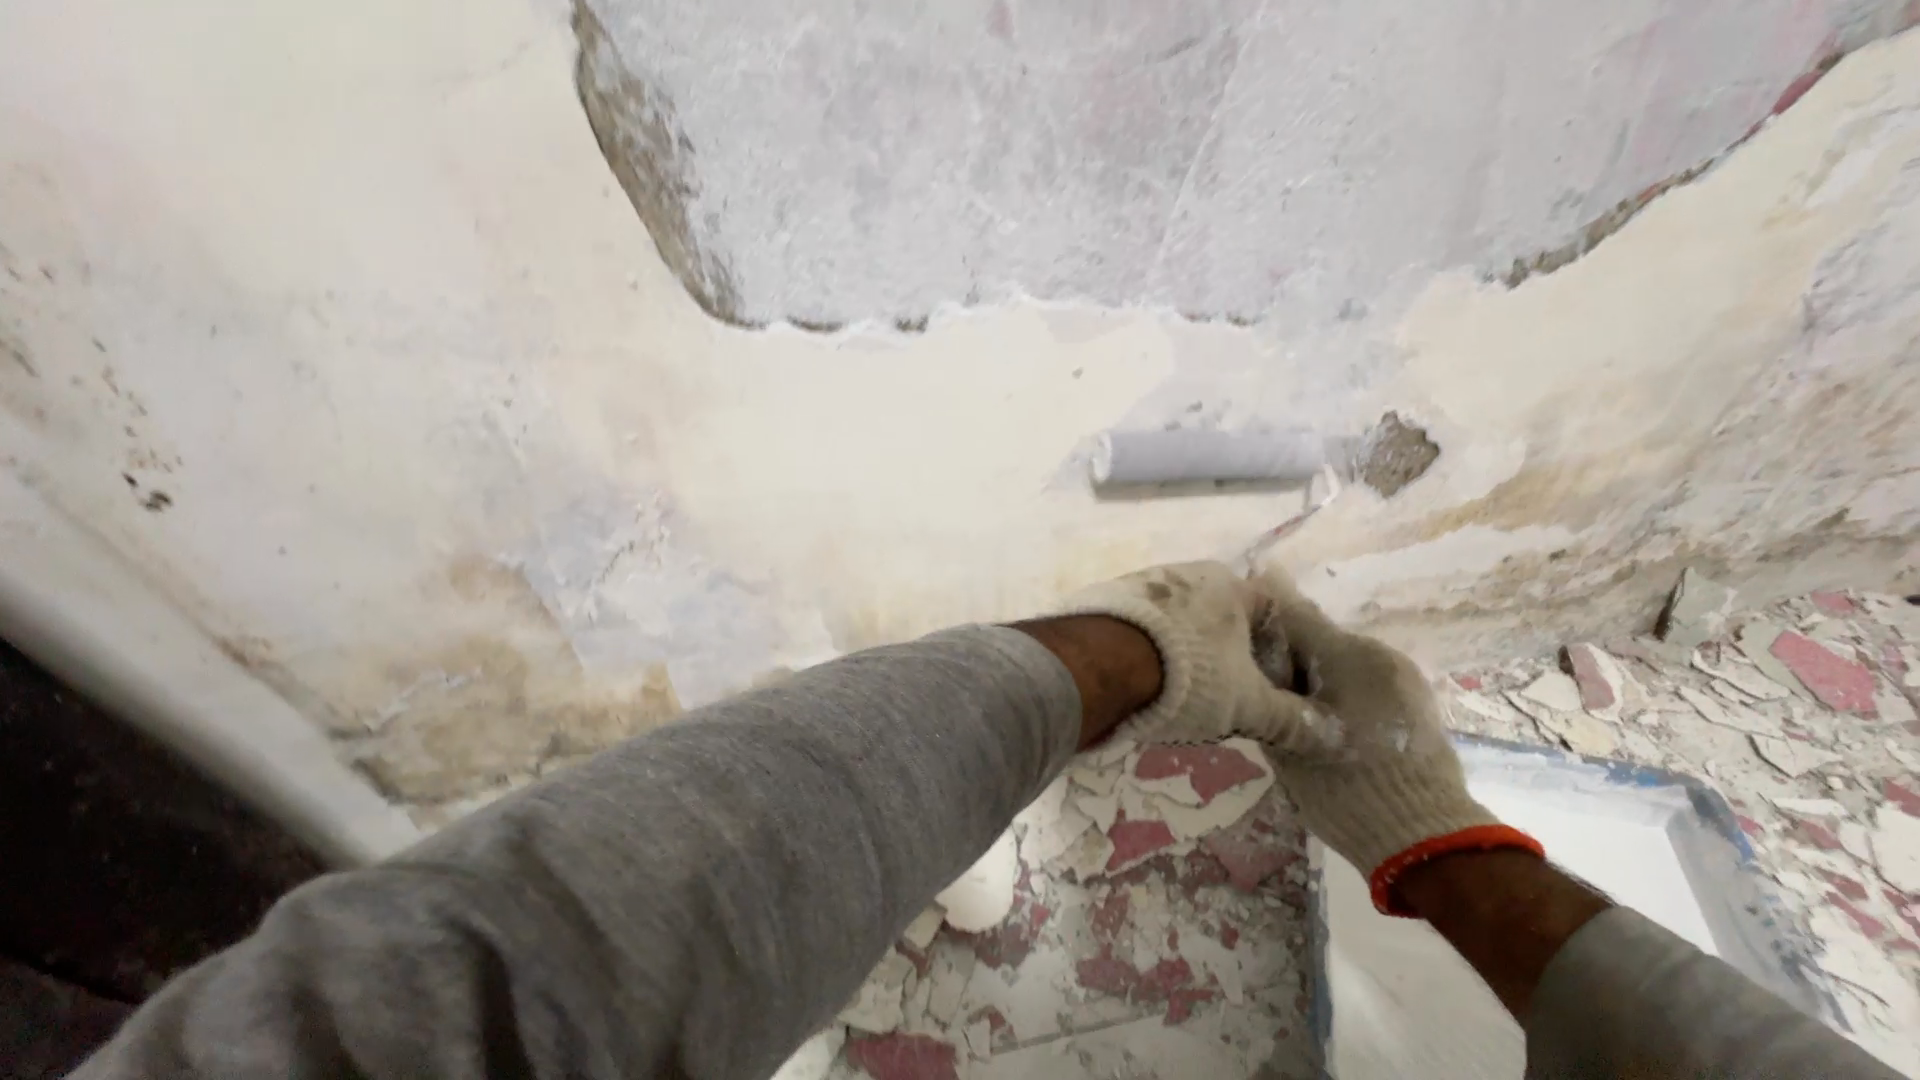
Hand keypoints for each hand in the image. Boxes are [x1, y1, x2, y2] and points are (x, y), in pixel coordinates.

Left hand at [1053, 561, 1335, 746]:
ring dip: (1189, 655)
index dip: (1281, 648)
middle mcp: (1187, 575)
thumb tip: (1334, 737)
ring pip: (1181, 624)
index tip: (1279, 682)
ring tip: (1187, 695)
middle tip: (1232, 694)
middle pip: (1223, 617)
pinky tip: (1146, 683)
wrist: (1100, 665)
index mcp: (1229, 585)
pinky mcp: (1107, 604)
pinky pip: (1143, 631)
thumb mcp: (1249, 705)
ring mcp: (1142, 586)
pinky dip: (1151, 654)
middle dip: (1231, 654)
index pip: (1272, 611)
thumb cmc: (1190, 676)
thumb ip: (1292, 719)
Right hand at [1248, 567, 1540, 914]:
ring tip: (1294, 717)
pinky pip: (1365, 685)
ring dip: (1316, 682)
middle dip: (1288, 661)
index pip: (1289, 616)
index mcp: (1347, 654)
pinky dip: (1341, 697)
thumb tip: (1246, 667)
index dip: (1257, 627)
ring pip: (1342, 664)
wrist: (1424, 840)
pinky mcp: (1417, 704)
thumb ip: (1266, 694)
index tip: (1234, 645)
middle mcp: (1379, 654)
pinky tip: (1325, 729)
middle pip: (1318, 641)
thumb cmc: (1344, 787)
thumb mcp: (1286, 739)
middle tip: (1262, 694)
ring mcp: (1404, 678)